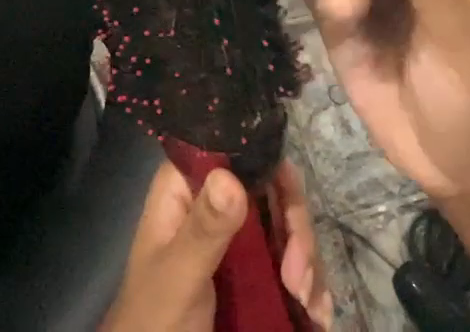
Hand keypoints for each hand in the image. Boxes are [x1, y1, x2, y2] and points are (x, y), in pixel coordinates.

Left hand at [102, 162, 333, 331]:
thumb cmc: (153, 316)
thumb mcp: (179, 273)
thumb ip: (204, 229)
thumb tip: (229, 176)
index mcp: (188, 185)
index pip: (240, 153)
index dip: (275, 177)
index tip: (292, 225)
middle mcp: (214, 200)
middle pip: (273, 190)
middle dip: (297, 233)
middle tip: (298, 282)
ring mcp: (236, 233)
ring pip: (288, 226)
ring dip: (308, 263)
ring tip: (308, 306)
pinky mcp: (252, 266)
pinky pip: (292, 259)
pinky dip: (310, 283)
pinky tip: (315, 312)